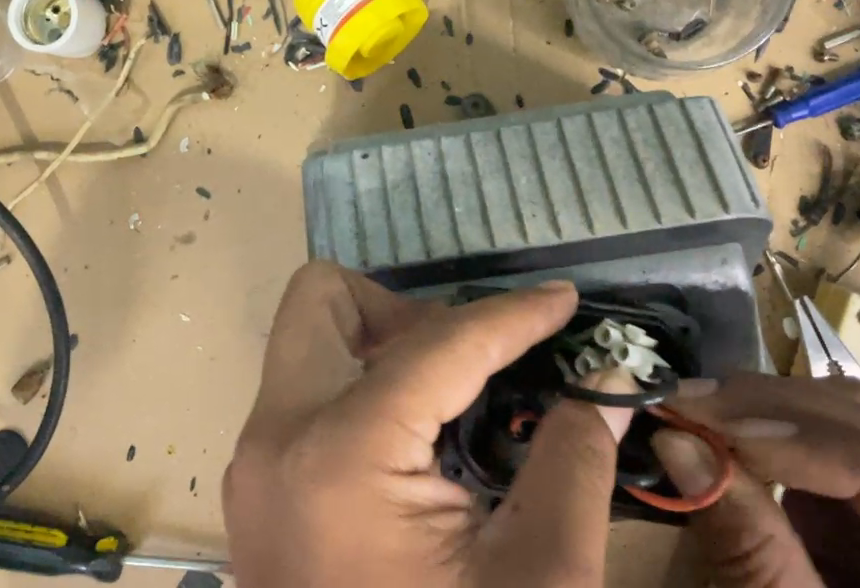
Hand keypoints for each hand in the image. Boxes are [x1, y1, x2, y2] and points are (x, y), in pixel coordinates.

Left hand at [223, 262, 635, 587]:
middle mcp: (275, 435)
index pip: (436, 341)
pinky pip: (308, 391)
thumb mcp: (538, 578)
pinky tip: (423, 439)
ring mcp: (255, 460)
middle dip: (406, 310)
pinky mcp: (258, 485)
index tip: (565, 300)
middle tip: (476, 360)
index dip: (512, 314)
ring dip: (383, 343)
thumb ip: (572, 460)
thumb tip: (604, 379)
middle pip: (324, 302)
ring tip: (456, 399)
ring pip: (310, 340)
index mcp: (339, 452)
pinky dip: (365, 385)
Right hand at [651, 374, 859, 587]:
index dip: (839, 456)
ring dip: (773, 415)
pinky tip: (719, 435)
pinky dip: (771, 441)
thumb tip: (676, 437)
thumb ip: (750, 550)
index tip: (730, 431)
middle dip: (787, 418)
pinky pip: (827, 462)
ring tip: (695, 410)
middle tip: (688, 404)